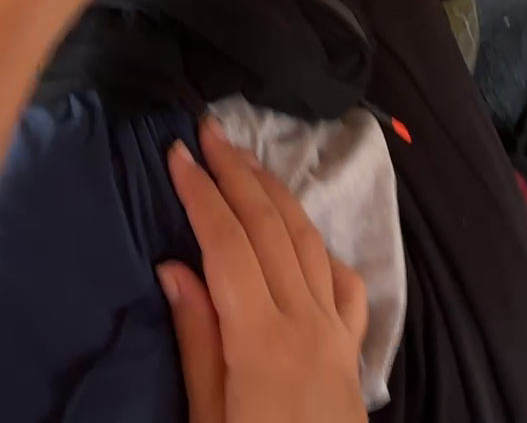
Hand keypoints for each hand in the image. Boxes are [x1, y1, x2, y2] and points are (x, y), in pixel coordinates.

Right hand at [160, 119, 368, 422]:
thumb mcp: (206, 422)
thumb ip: (197, 341)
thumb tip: (174, 265)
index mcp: (263, 340)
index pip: (228, 243)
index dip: (201, 193)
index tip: (178, 153)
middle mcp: (306, 321)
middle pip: (270, 226)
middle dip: (237, 172)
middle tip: (210, 132)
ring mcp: (336, 331)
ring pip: (307, 239)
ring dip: (274, 193)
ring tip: (245, 160)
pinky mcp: (352, 348)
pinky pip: (342, 281)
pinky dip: (319, 247)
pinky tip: (301, 235)